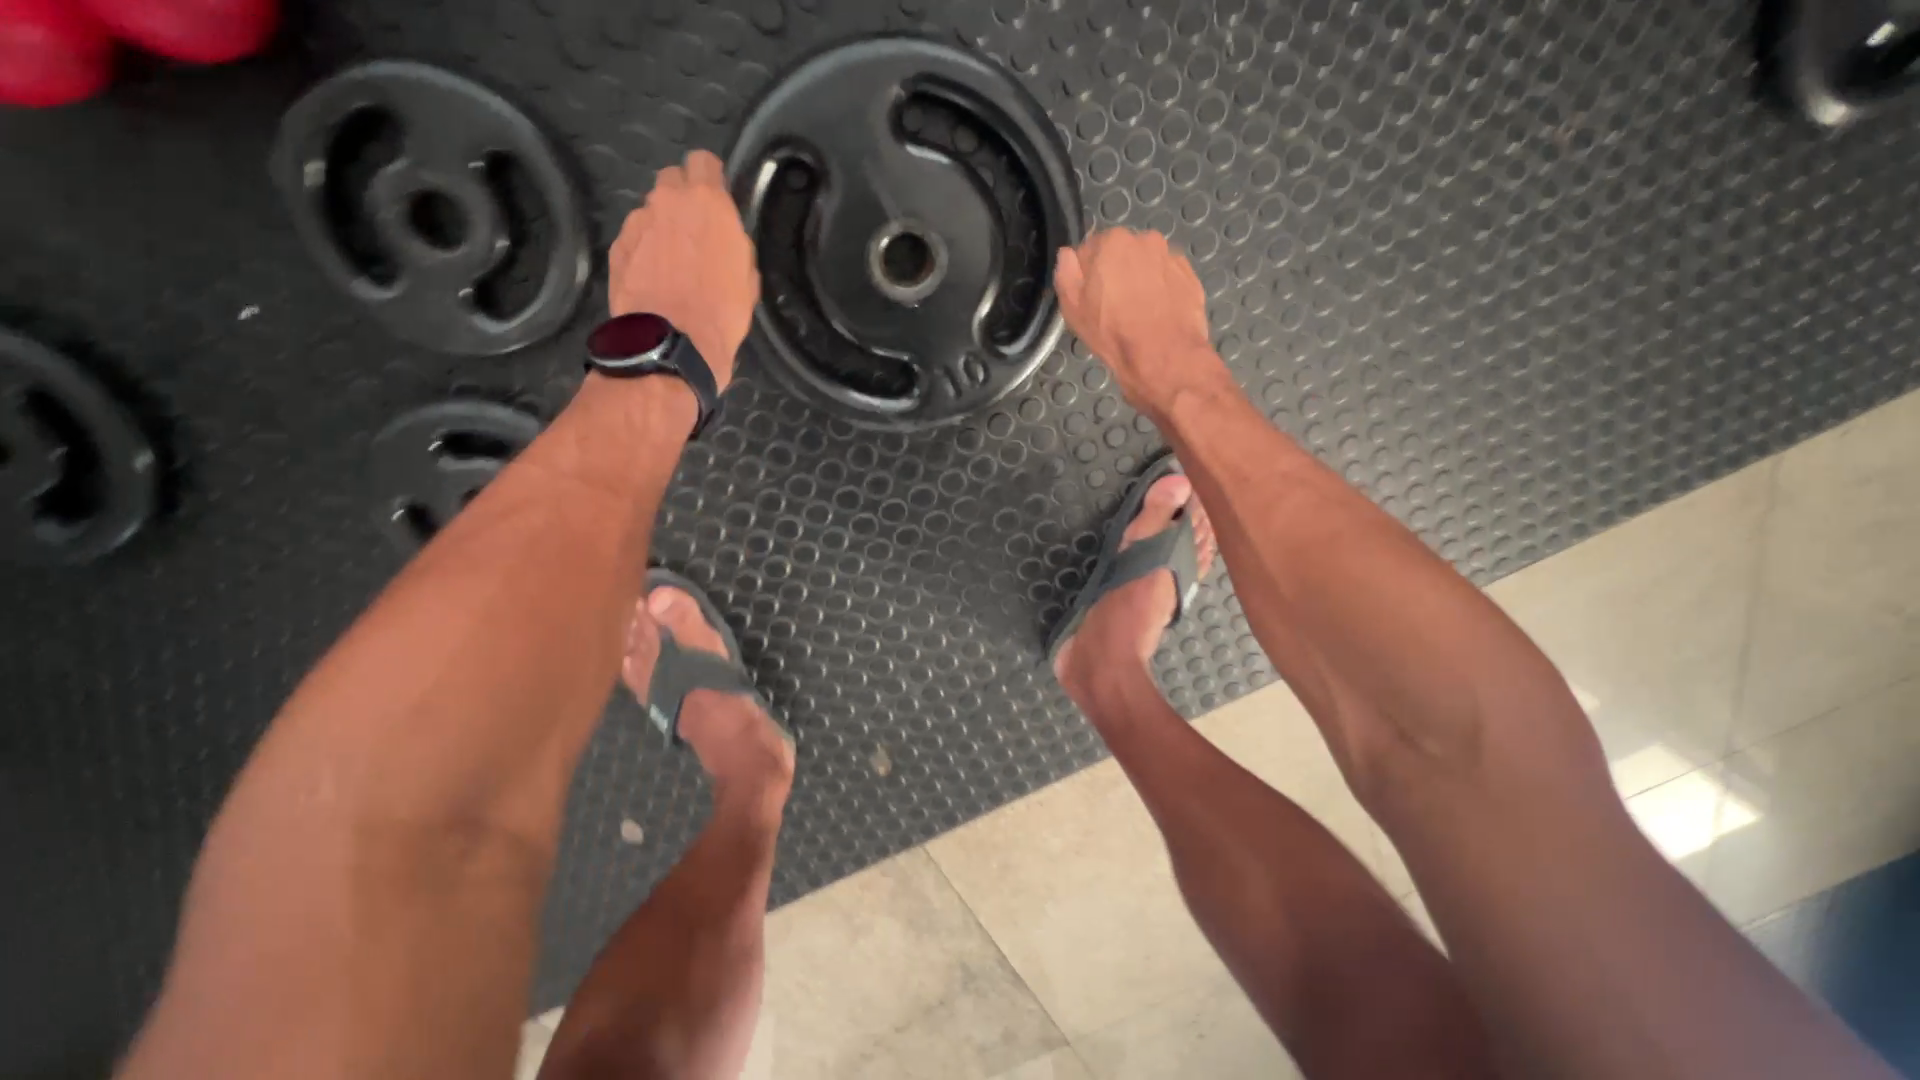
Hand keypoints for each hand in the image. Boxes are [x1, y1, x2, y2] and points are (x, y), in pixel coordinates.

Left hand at [608, 150, 758, 390]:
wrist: (672, 343)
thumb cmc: (722, 311)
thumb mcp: (746, 274)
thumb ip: (732, 240)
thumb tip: (723, 235)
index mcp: (708, 201)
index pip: (703, 161)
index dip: (709, 177)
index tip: (714, 197)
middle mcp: (668, 201)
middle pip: (671, 179)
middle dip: (681, 198)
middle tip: (693, 230)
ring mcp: (637, 222)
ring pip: (650, 211)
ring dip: (660, 227)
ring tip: (671, 263)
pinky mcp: (617, 247)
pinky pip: (634, 238)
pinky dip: (642, 250)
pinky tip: (653, 278)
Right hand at [1054, 229, 1230, 411]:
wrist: (1165, 357)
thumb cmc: (1113, 332)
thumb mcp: (1073, 308)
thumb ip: (1066, 273)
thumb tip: (1068, 256)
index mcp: (1112, 241)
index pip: (1091, 250)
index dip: (1087, 275)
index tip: (1090, 297)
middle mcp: (1145, 240)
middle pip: (1122, 254)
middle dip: (1116, 274)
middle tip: (1113, 308)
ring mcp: (1171, 257)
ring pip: (1147, 266)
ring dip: (1140, 281)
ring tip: (1138, 314)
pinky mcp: (1191, 277)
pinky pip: (1167, 279)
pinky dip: (1162, 291)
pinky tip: (1157, 315)